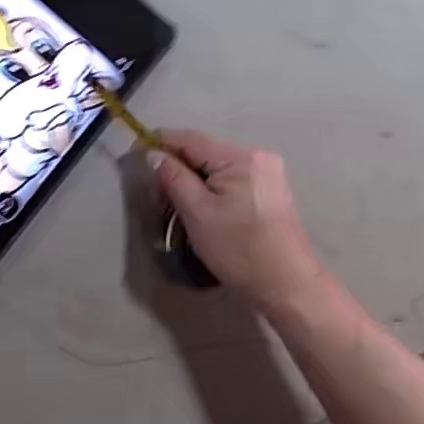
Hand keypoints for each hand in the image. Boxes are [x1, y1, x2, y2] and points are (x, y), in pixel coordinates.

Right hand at [152, 129, 330, 307]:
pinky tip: (201, 206)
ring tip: (177, 204)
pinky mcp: (269, 188)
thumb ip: (173, 178)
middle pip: (204, 151)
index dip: (160, 143)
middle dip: (177, 168)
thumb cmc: (239, 250)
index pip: (190, 139)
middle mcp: (257, 155)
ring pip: (216, 165)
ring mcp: (267, 171)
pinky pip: (230, 177)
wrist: (287, 284)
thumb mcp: (197, 213)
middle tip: (158, 196)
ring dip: (193, 179)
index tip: (136, 153)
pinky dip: (211, 187)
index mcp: (241, 157)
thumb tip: (154, 155)